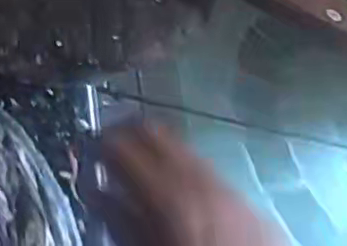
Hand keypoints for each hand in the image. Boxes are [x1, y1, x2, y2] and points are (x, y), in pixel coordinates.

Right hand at [95, 121, 281, 245]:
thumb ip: (115, 217)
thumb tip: (92, 189)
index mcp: (166, 193)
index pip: (116, 141)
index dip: (98, 142)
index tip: (91, 152)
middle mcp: (198, 180)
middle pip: (151, 128)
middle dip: (126, 131)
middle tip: (113, 147)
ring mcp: (231, 191)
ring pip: (182, 148)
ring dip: (158, 150)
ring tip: (149, 172)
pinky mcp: (255, 208)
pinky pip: (212, 174)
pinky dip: (190, 173)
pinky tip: (188, 198)